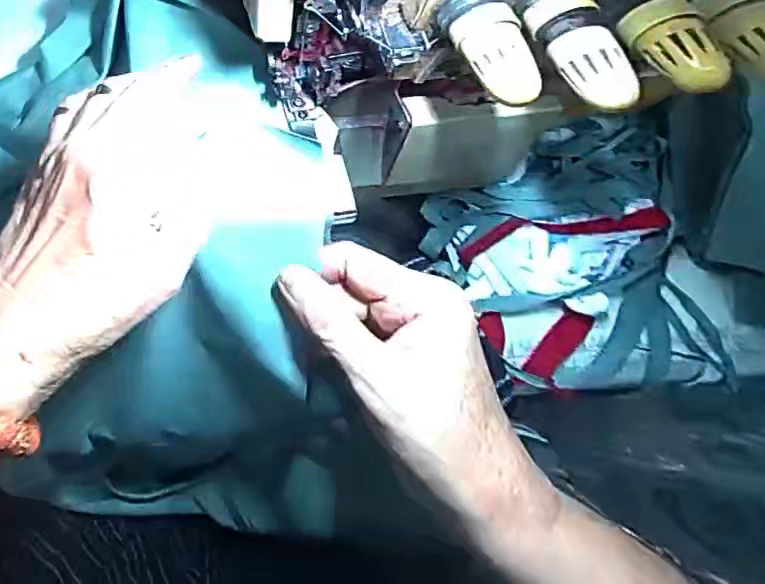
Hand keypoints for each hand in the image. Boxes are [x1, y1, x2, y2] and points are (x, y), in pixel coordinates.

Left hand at [0, 58, 213, 415]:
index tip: (202, 90)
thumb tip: (199, 173)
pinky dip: (92, 93)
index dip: (183, 100)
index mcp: (115, 173)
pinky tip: (100, 95)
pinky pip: (67, 110)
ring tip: (152, 75)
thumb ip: (188, 217)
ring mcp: (55, 152)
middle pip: (127, 95)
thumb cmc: (88, 307)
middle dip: (161, 76)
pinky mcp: (36, 163)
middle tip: (186, 65)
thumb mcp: (158, 275)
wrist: (9, 325)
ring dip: (128, 79)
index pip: (158, 118)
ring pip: (96, 95)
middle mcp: (82, 149)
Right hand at [276, 243, 560, 534]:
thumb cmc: (437, 438)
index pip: (351, 260)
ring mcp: (407, 328)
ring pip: (344, 312)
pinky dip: (333, 351)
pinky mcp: (397, 353)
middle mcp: (415, 301)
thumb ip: (328, 322)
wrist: (483, 504)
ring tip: (308, 362)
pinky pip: (352, 335)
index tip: (281, 301)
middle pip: (345, 286)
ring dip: (321, 336)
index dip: (314, 276)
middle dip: (316, 312)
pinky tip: (322, 372)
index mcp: (423, 295)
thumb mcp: (375, 376)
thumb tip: (284, 274)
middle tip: (293, 342)